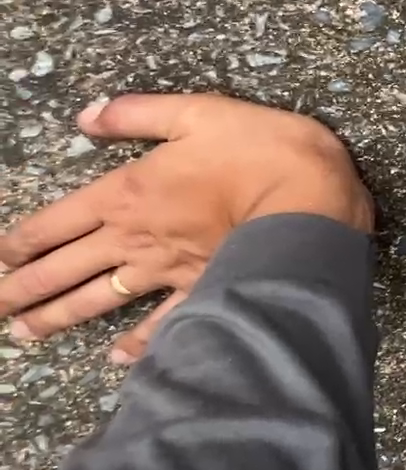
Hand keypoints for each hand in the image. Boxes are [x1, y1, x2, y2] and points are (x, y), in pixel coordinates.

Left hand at [0, 93, 372, 362]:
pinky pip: (162, 321)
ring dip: (53, 317)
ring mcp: (164, 269)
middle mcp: (130, 239)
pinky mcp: (201, 286)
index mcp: (124, 195)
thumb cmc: (264, 152)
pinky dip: (138, 342)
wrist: (311, 201)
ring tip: (24, 332)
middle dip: (16, 289)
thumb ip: (145, 113)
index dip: (12, 245)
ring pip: (93, 300)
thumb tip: (89, 114)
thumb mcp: (208, 114)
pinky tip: (120, 356)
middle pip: (57, 271)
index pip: (48, 226)